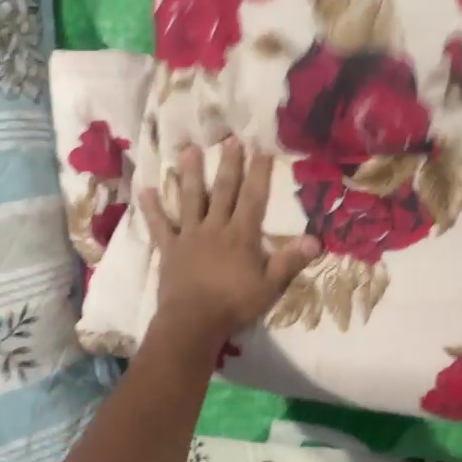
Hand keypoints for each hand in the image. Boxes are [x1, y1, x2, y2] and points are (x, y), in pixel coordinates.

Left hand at [138, 140, 318, 348]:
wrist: (193, 322)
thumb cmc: (234, 304)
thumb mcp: (270, 286)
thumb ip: (291, 261)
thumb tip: (317, 239)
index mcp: (241, 235)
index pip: (253, 197)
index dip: (259, 173)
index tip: (262, 149)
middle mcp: (215, 227)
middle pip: (223, 190)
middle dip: (228, 164)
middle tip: (230, 139)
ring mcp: (189, 236)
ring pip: (190, 199)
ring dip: (189, 174)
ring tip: (189, 150)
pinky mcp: (169, 248)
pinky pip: (159, 225)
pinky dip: (152, 208)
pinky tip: (145, 190)